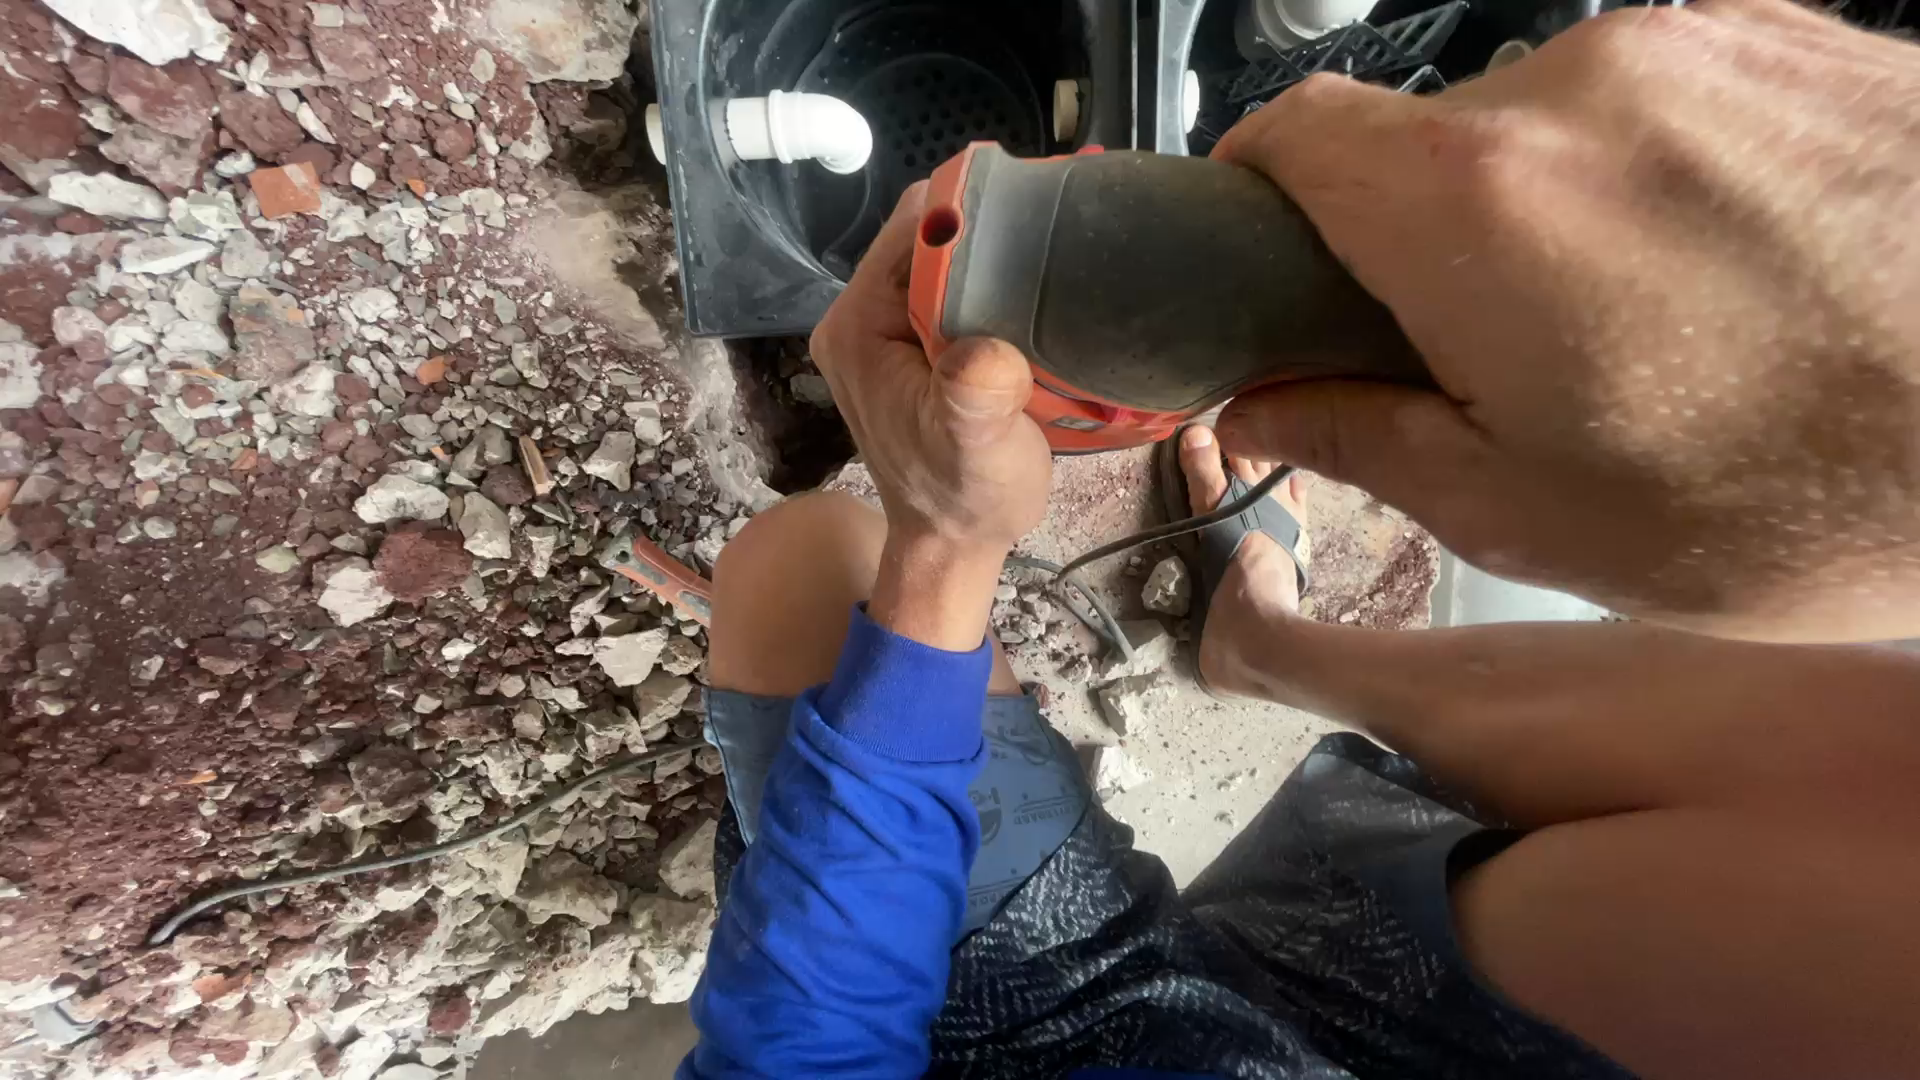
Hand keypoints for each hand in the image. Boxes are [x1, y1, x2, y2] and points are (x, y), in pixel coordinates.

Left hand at [809, 183, 1052, 648]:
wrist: (953, 542)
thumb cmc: (965, 500)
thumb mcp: (974, 449)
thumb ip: (973, 393)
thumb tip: (987, 345)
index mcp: (858, 327)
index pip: (914, 228)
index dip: (975, 208)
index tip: (1038, 212)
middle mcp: (859, 322)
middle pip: (927, 239)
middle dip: (988, 231)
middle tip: (1055, 236)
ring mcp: (881, 336)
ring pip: (942, 265)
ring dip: (993, 260)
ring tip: (1050, 261)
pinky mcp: (908, 351)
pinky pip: (949, 296)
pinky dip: (989, 289)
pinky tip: (1028, 297)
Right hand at [1212, 0, 1919, 641]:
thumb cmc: (1769, 500)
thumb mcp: (1501, 505)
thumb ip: (1344, 435)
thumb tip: (1248, 406)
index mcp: (1473, 203)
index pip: (1296, 132)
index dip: (1248, 181)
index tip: (1247, 246)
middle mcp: (1577, 86)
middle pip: (1399, 141)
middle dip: (1375, 232)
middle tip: (1416, 339)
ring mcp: (1703, 44)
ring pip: (1510, 120)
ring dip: (1488, 208)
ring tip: (1556, 313)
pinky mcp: (1802, 39)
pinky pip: (1625, 100)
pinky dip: (1590, 174)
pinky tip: (1660, 265)